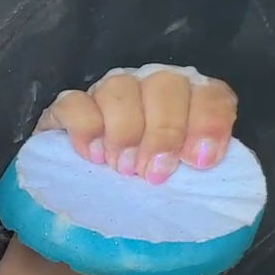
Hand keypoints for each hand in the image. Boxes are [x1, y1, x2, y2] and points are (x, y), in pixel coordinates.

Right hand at [36, 64, 239, 183]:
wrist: (82, 189)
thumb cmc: (141, 178)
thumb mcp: (177, 173)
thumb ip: (194, 163)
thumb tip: (202, 167)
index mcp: (188, 97)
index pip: (209, 93)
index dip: (208, 123)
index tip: (198, 161)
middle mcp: (148, 85)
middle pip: (164, 85)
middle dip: (163, 133)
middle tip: (153, 173)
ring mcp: (104, 91)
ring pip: (118, 88)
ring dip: (124, 132)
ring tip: (121, 167)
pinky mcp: (65, 105)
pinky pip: (75, 103)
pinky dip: (86, 129)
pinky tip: (91, 155)